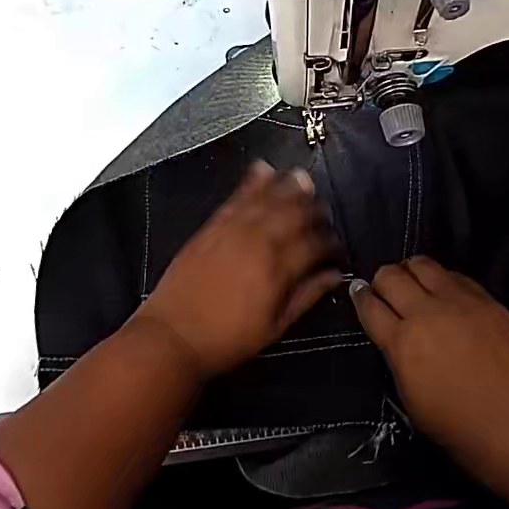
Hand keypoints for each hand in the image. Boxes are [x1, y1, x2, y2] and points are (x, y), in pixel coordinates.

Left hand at [131, 161, 340, 381]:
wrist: (172, 336)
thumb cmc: (225, 339)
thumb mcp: (274, 327)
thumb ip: (307, 297)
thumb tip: (332, 277)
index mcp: (278, 270)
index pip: (314, 245)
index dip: (329, 242)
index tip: (335, 244)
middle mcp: (258, 243)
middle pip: (294, 214)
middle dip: (313, 208)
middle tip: (324, 208)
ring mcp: (233, 231)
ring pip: (268, 200)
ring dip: (288, 187)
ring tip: (303, 179)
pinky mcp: (212, 227)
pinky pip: (237, 198)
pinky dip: (253, 182)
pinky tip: (264, 169)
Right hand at [353, 257, 508, 464]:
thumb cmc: (465, 432)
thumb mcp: (413, 403)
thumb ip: (399, 361)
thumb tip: (395, 340)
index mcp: (403, 345)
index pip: (370, 306)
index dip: (360, 298)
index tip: (359, 295)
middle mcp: (427, 314)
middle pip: (390, 275)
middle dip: (381, 281)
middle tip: (385, 293)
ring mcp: (459, 301)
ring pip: (421, 264)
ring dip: (409, 272)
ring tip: (413, 286)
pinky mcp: (486, 298)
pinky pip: (453, 274)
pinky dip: (441, 279)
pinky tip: (445, 294)